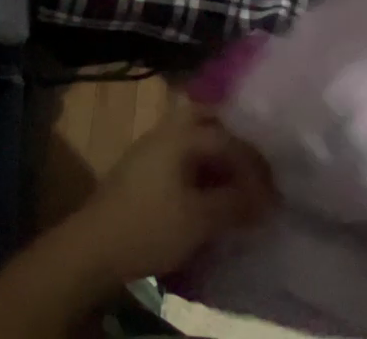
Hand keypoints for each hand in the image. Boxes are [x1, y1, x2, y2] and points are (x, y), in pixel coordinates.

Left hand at [67, 103, 276, 281]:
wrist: (93, 247)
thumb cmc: (150, 227)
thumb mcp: (200, 219)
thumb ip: (236, 203)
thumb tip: (267, 197)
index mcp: (180, 136)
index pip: (228, 138)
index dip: (255, 165)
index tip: (273, 193)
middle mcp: (164, 133)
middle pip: (204, 119)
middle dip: (232, 138)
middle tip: (254, 166)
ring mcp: (148, 149)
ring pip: (189, 136)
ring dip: (214, 153)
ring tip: (235, 181)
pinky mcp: (140, 170)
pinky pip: (178, 155)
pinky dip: (198, 166)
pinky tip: (207, 191)